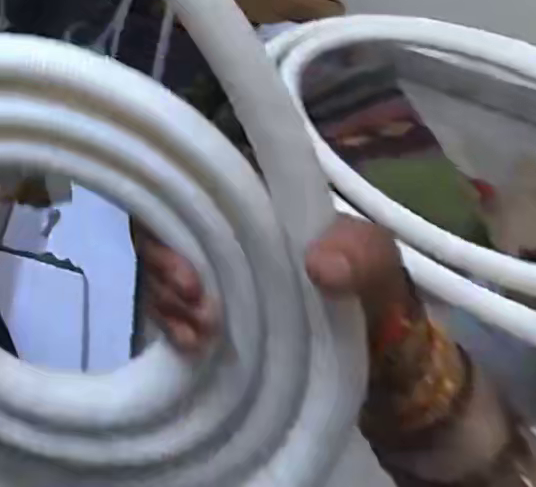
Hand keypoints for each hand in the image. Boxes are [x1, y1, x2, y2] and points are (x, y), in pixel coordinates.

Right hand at [138, 216, 411, 350]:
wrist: (380, 345)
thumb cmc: (366, 278)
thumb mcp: (373, 256)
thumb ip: (353, 253)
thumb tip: (320, 267)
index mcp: (234, 198)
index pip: (175, 191)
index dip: (165, 222)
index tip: (187, 267)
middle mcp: (203, 226)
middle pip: (155, 232)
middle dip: (163, 267)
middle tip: (195, 301)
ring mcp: (199, 266)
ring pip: (156, 269)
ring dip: (167, 300)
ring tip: (201, 333)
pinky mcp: (198, 304)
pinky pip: (165, 305)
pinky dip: (171, 323)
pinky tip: (190, 345)